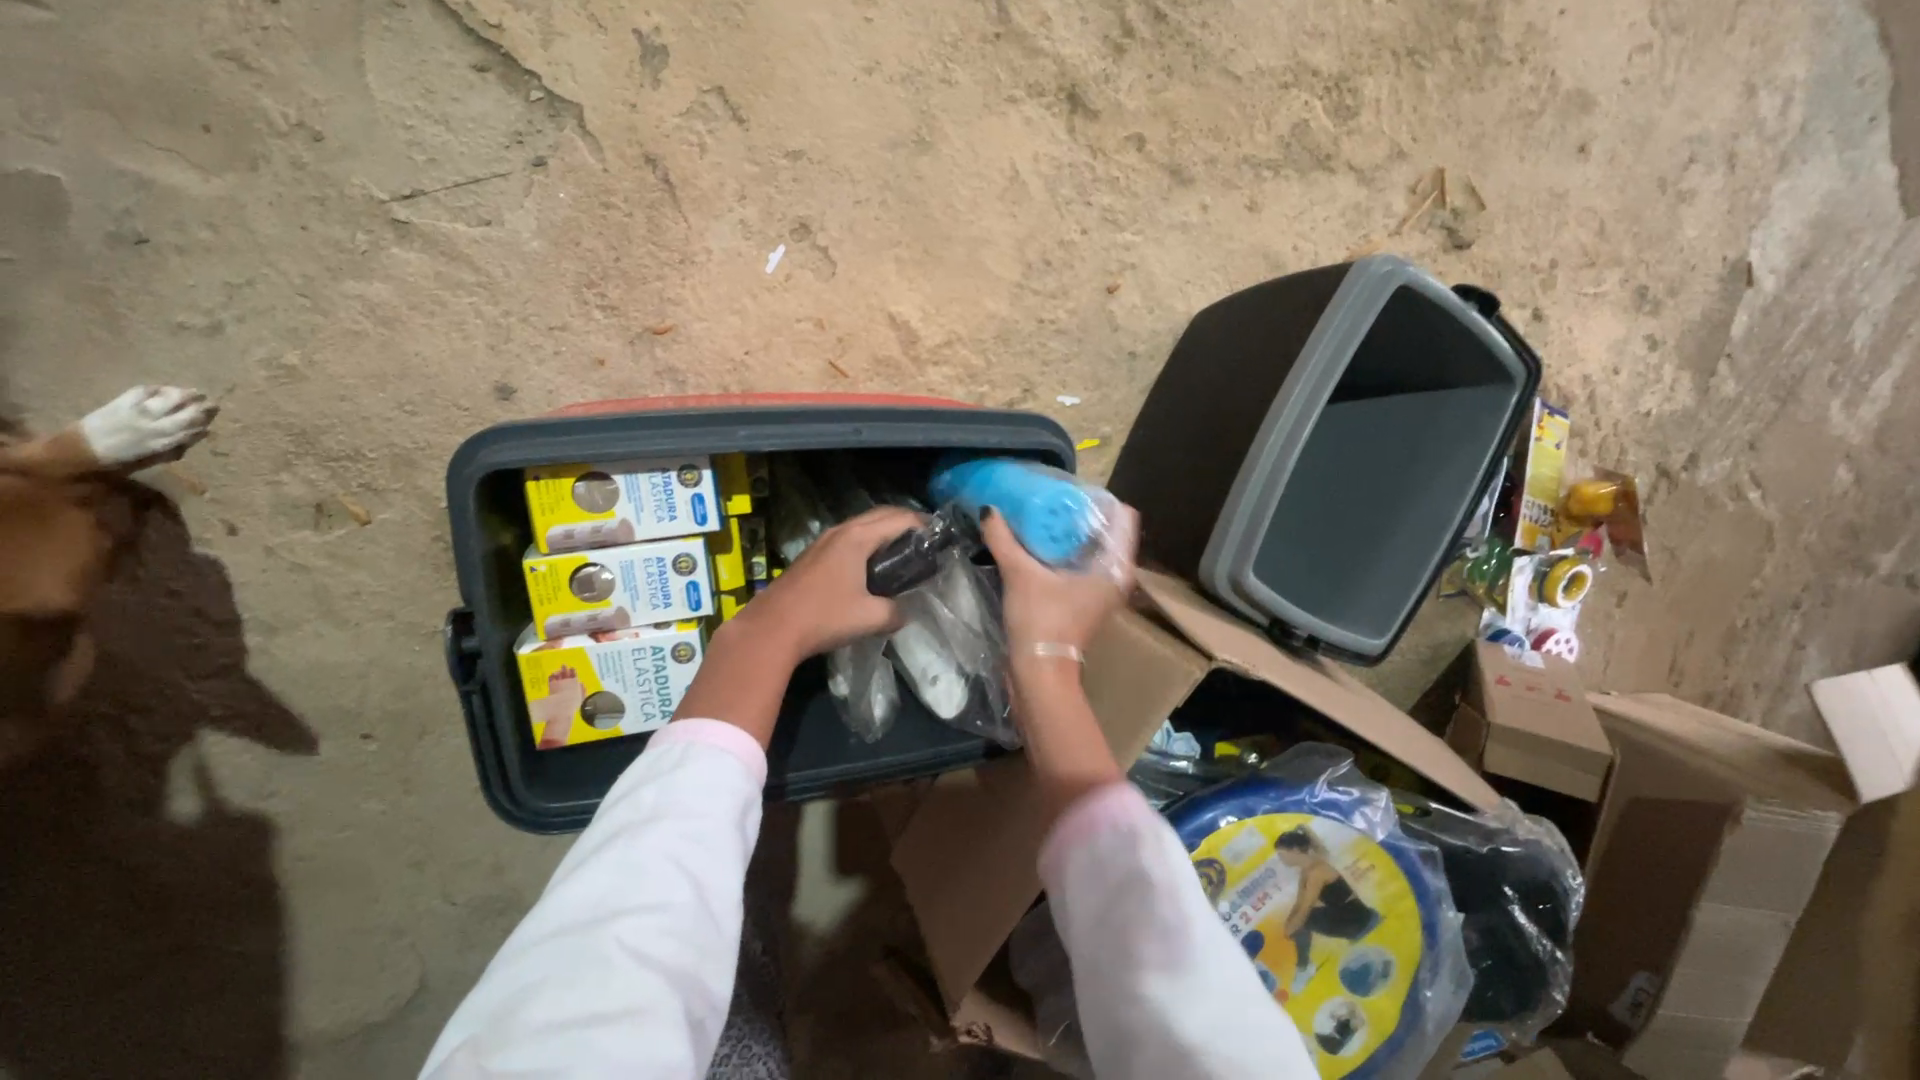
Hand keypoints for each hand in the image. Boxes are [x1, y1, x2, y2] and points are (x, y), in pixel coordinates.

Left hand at [729, 505, 924, 662]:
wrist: (772, 628)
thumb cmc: (824, 617)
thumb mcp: (870, 618)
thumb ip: (895, 612)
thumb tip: (903, 612)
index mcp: (857, 538)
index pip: (899, 519)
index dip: (923, 524)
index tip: (941, 535)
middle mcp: (840, 532)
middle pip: (880, 515)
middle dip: (905, 522)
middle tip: (926, 540)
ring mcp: (823, 542)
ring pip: (861, 526)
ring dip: (883, 531)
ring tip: (903, 551)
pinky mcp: (812, 556)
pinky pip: (848, 538)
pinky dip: (867, 542)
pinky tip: (872, 564)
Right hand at [981, 502, 1138, 657]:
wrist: (1039, 673)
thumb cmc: (1041, 621)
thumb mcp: (1020, 575)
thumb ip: (1004, 539)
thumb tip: (988, 510)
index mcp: (1116, 567)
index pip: (1124, 517)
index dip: (1101, 499)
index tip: (1072, 490)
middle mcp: (1117, 577)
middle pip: (1106, 531)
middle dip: (1080, 515)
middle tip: (1052, 498)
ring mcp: (1102, 592)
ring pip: (1092, 550)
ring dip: (1070, 535)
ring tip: (1042, 516)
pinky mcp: (1085, 603)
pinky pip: (1080, 566)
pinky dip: (1063, 554)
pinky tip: (1038, 545)